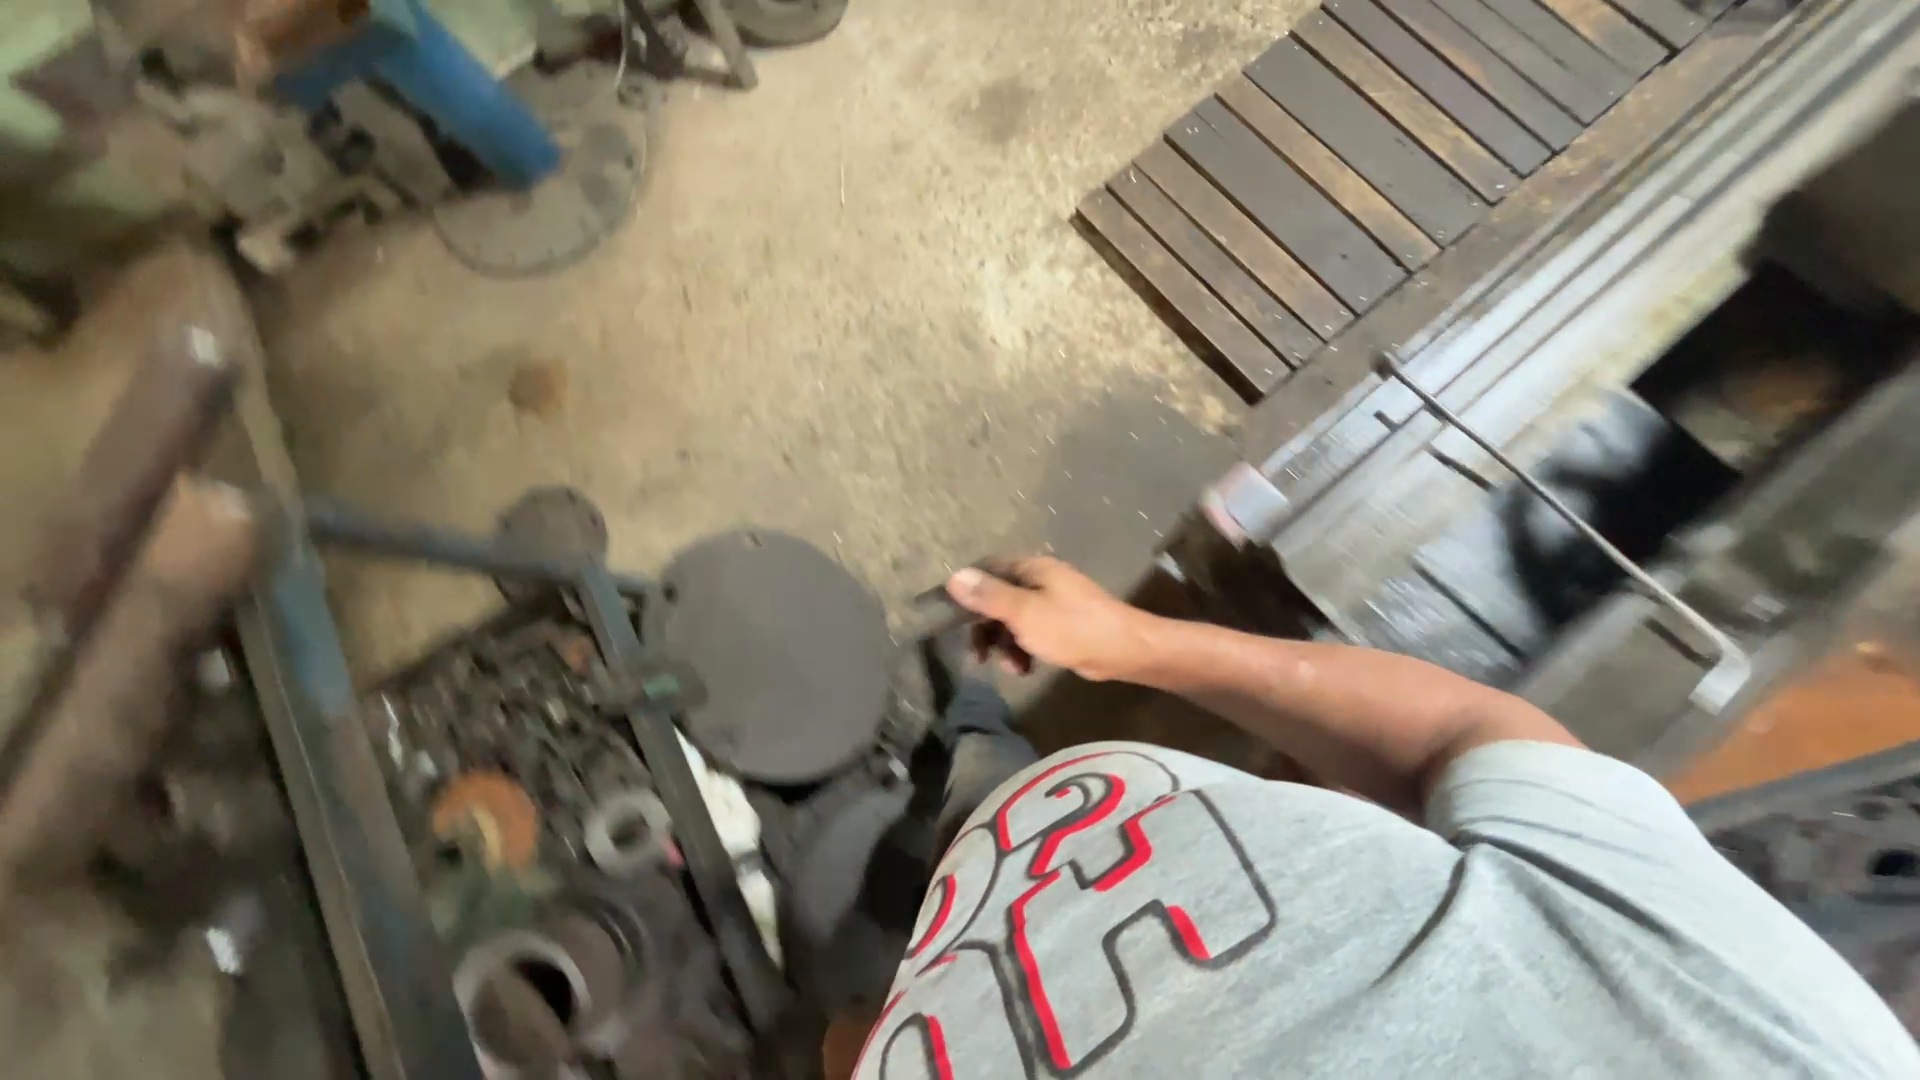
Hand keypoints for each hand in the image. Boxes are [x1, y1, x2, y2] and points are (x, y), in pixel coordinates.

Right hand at [945, 557, 1154, 681]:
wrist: (1124, 651)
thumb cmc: (1072, 628)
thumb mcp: (1024, 613)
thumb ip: (988, 596)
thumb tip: (953, 577)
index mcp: (1031, 568)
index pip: (986, 571)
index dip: (966, 593)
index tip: (950, 620)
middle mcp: (1040, 580)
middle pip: (997, 599)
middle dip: (985, 628)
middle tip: (977, 655)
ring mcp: (1052, 603)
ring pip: (1012, 621)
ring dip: (1004, 645)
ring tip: (1011, 667)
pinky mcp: (1061, 625)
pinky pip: (1030, 634)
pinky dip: (1022, 650)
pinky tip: (1026, 669)